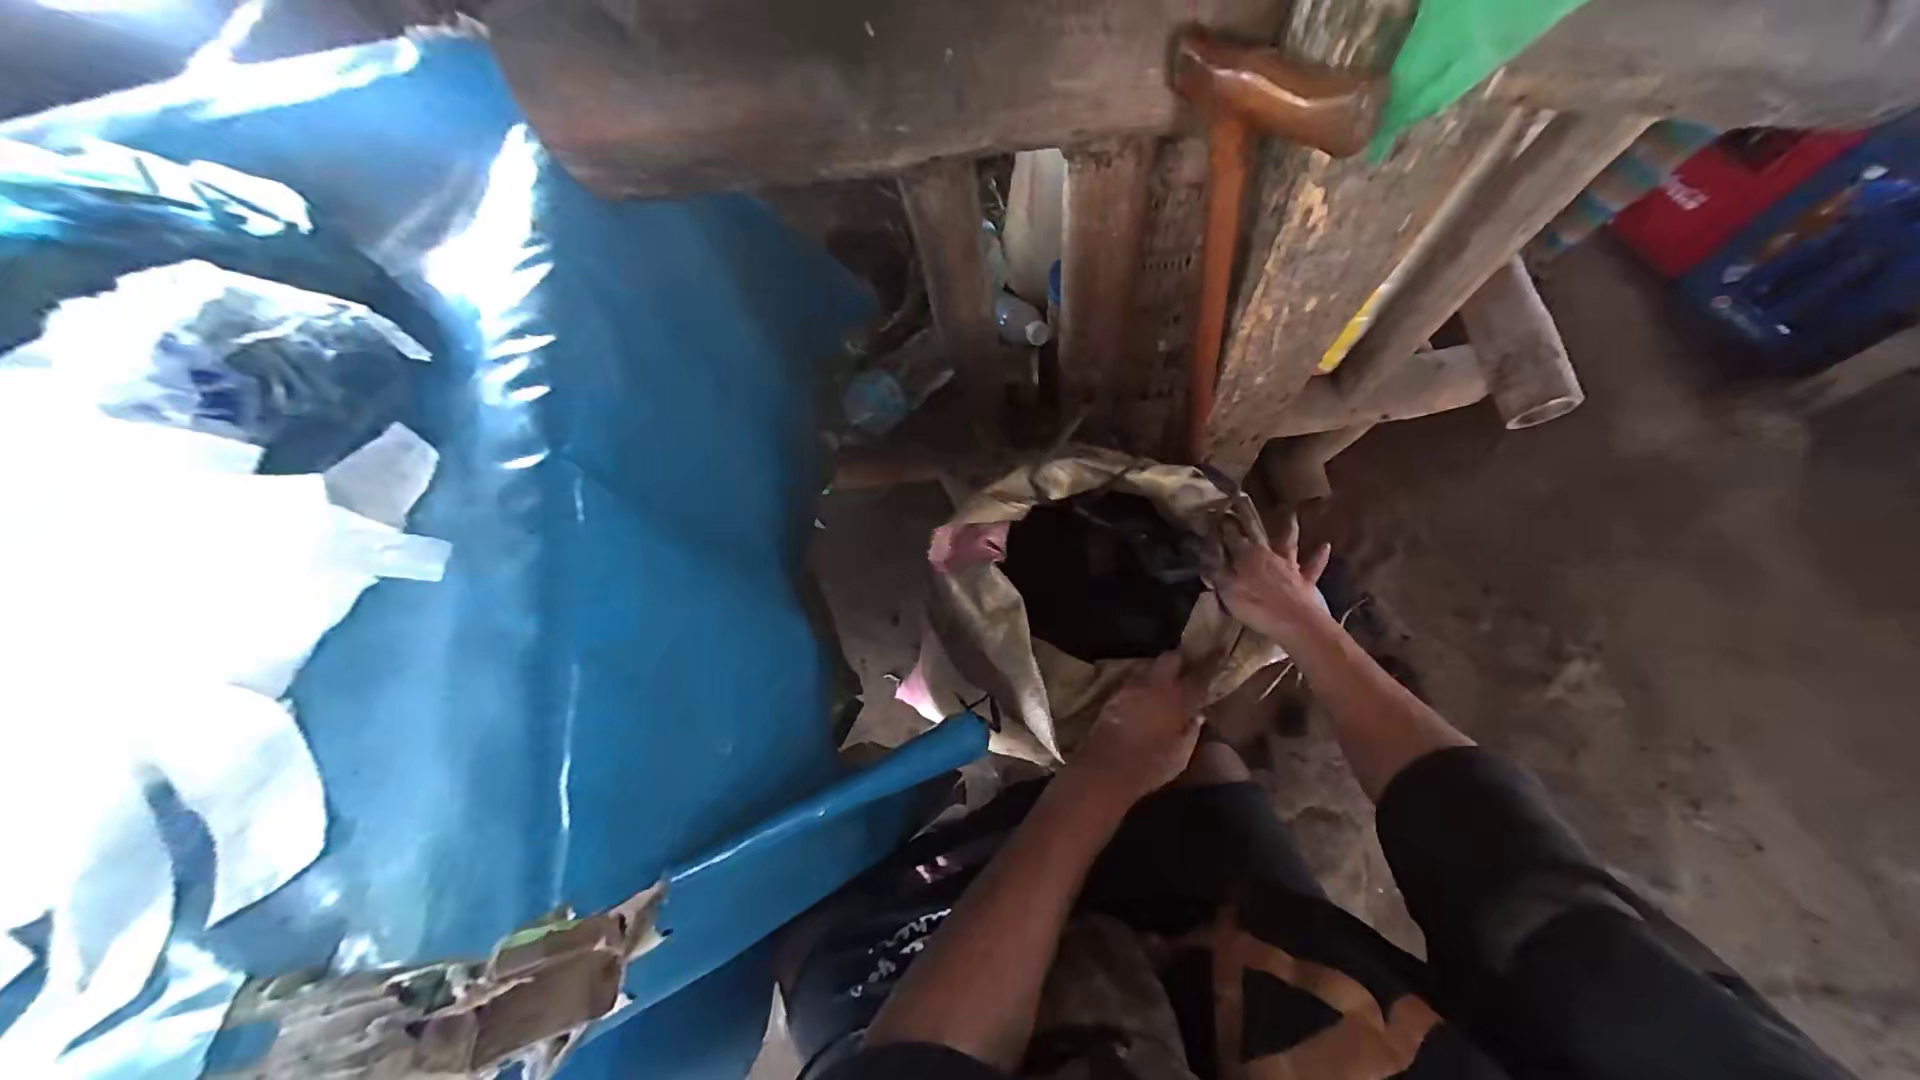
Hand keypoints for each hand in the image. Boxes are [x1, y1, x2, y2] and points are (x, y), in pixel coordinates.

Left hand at [1064, 653, 1201, 805]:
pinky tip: (1143, 694)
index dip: (1209, 663)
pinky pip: (1132, 681)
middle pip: (1169, 659)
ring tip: (1165, 680)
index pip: (1198, 675)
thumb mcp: (1181, 754)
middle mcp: (1153, 686)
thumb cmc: (1151, 765)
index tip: (1217, 655)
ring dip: (1157, 670)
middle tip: (1187, 664)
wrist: (1107, 767)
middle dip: (1179, 658)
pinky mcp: (1113, 695)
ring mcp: (1131, 688)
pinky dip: (1141, 683)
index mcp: (1176, 699)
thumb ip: (1192, 730)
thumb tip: (1197, 715)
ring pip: (1147, 667)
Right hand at [1210, 513, 1333, 648]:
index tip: (1216, 513)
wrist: (1297, 624)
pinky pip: (1313, 565)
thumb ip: (1217, 572)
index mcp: (1246, 556)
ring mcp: (1290, 566)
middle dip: (1247, 518)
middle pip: (1256, 533)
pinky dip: (1318, 555)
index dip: (1222, 526)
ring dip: (1289, 528)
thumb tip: (1206, 555)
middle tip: (1242, 502)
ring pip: (1289, 542)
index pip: (1231, 537)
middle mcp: (1268, 555)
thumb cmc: (1257, 607)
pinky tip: (1325, 545)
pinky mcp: (1306, 580)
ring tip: (1290, 514)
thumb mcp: (1227, 591)